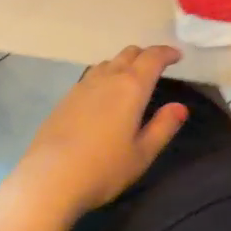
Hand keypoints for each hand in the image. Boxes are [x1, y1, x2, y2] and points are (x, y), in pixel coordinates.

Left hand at [2, 45, 188, 220]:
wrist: (50, 177)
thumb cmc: (103, 168)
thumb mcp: (142, 154)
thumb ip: (163, 127)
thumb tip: (180, 107)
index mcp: (131, 86)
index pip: (153, 58)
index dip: (167, 53)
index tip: (177, 56)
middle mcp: (108, 77)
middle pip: (130, 53)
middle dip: (146, 55)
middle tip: (157, 67)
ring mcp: (84, 84)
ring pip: (109, 62)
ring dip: (125, 63)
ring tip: (132, 79)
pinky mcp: (67, 96)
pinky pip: (93, 74)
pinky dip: (106, 75)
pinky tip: (104, 94)